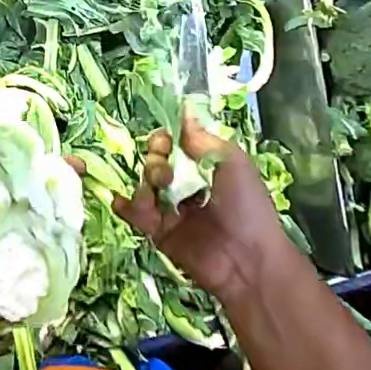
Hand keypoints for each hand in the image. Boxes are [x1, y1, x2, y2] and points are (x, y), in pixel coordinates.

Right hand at [114, 119, 294, 304]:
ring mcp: (171, 210)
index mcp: (204, 167)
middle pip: (154, 164)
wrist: (248, 260)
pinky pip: (136, 215)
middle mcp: (185, 186)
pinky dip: (127, 207)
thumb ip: (201, 138)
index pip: (173, 145)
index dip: (164, 140)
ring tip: (154, 195)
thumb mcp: (231, 161)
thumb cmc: (246, 205)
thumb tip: (183, 109)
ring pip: (143, 187)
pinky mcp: (159, 233)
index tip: (166, 142)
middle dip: (154, 162)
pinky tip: (123, 202)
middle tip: (164, 175)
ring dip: (144, 185)